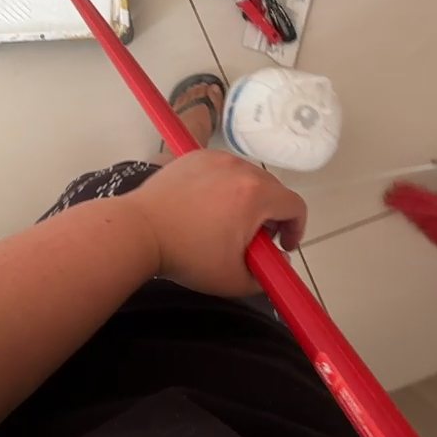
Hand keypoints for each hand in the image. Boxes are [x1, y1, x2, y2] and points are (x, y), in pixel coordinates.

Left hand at [118, 150, 307, 296]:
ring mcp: (213, 157)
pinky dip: (222, 184)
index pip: (295, 205)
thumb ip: (268, 274)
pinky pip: (220, 168)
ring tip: (227, 222)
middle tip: (253, 239)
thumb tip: (276, 260)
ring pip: (246, 176)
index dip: (296, 228)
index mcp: (255, 194)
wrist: (139, 229)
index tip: (281, 247)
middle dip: (271, 215)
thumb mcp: (235, 280)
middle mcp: (238, 167)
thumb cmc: (188, 254)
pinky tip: (205, 206)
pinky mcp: (192, 156)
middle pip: (272, 188)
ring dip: (247, 197)